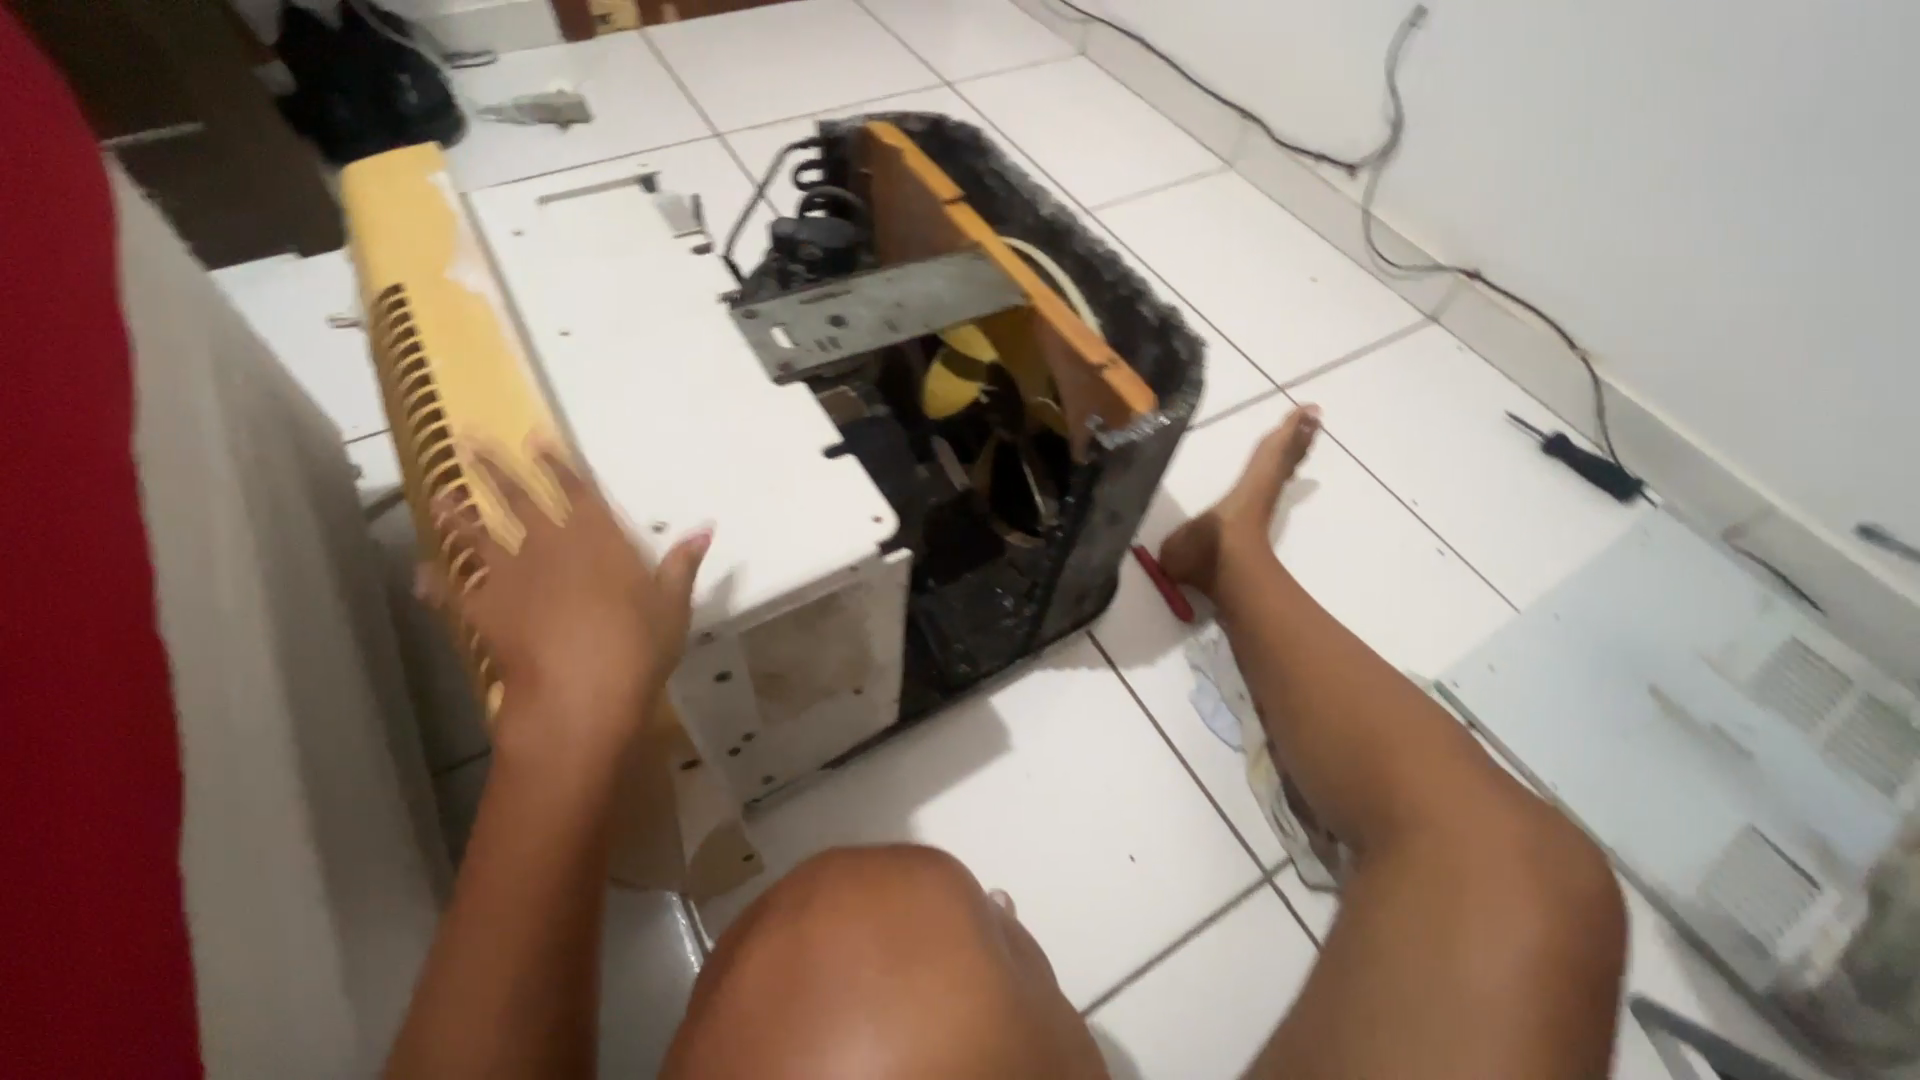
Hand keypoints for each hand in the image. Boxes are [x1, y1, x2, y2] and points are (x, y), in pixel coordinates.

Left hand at [420, 441, 711, 757]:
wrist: (582, 693)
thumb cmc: (639, 646)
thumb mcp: (673, 605)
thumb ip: (682, 564)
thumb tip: (706, 528)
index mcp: (598, 539)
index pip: (576, 491)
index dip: (556, 464)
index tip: (535, 438)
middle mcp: (550, 547)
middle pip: (519, 500)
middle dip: (495, 469)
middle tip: (468, 440)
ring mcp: (512, 578)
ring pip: (478, 537)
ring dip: (458, 515)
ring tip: (439, 493)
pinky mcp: (486, 612)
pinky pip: (455, 592)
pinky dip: (436, 583)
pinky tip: (420, 573)